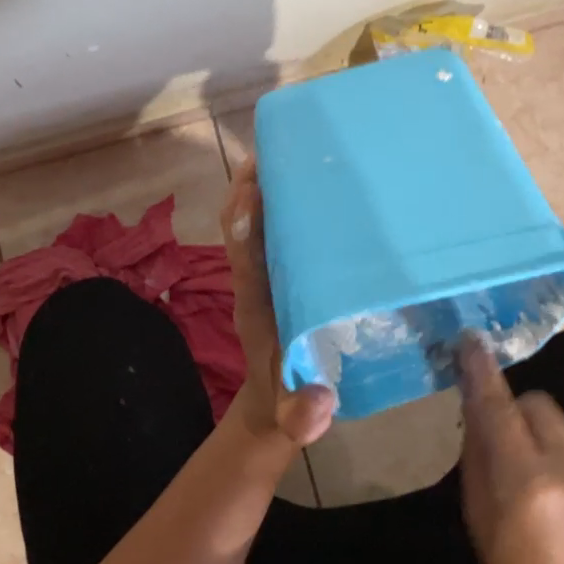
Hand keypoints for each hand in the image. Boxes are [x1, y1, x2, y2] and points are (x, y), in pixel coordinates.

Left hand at [221, 158, 335, 447]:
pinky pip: (275, 234)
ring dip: (266, 187)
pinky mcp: (281, 278)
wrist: (274, 412)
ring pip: (258, 222)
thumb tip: (320, 407)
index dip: (244, 218)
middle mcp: (256, 281)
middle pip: (243, 224)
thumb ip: (303, 414)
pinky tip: (313, 187)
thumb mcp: (296, 418)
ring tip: (295, 149)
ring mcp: (266, 277)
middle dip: (253, 185)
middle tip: (281, 145)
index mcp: (256, 305)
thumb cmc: (286, 407)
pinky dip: (283, 206)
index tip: (254, 182)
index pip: (244, 254)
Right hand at [455, 336, 563, 563]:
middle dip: (513, 412)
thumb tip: (476, 415)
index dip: (481, 372)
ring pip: (558, 425)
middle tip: (503, 445)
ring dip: (540, 440)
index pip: (497, 409)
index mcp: (526, 484)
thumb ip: (478, 463)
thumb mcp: (482, 525)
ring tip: (541, 489)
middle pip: (533, 403)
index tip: (469, 341)